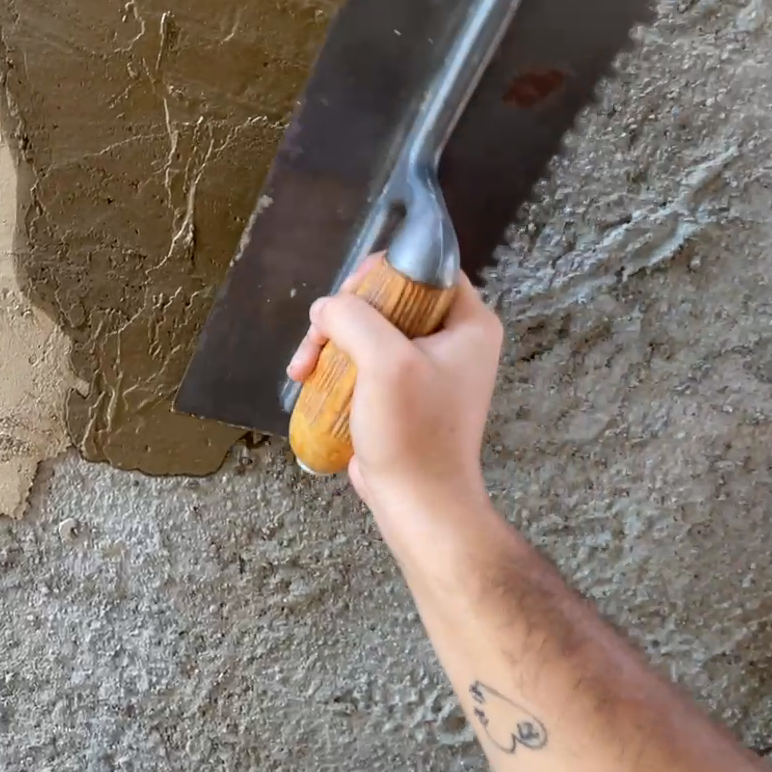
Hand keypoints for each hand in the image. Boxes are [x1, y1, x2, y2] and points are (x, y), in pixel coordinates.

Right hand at [286, 258, 504, 510]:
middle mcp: (451, 340)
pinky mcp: (399, 392)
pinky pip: (361, 359)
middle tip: (316, 338)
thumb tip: (325, 308)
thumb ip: (353, 318)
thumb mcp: (384, 363)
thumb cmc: (413, 433)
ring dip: (328, 342)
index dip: (381, 273)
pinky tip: (307, 381)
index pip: (426, 270)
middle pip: (388, 299)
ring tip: (302, 368)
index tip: (345, 296)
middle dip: (342, 315)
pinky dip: (332, 365)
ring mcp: (424, 368)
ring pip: (367, 329)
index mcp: (469, 324)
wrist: (417, 501)